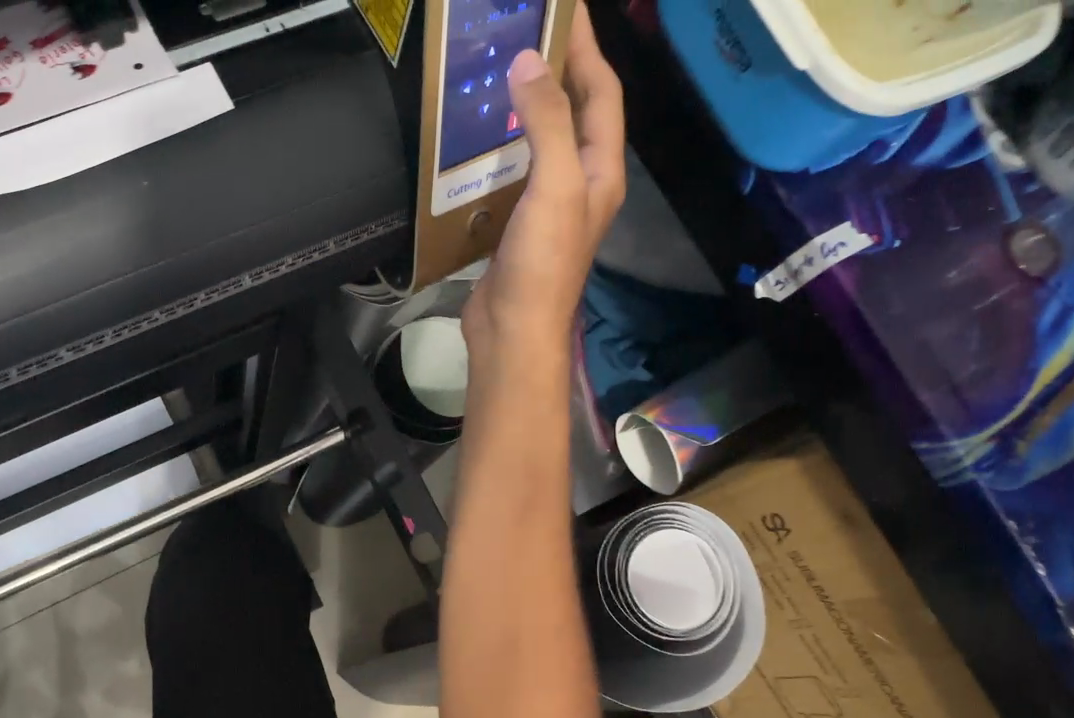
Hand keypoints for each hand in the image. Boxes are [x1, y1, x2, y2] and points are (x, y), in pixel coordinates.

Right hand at [462, 15, 625, 371]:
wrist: (513, 330)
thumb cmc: (542, 261)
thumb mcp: (554, 185)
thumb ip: (547, 123)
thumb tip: (529, 61)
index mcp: (601, 169)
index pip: (602, 93)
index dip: (587, 48)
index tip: (565, 9)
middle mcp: (579, 182)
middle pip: (574, 113)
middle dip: (556, 71)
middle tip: (523, 34)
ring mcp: (547, 205)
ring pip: (540, 141)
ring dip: (523, 108)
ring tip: (494, 74)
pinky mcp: (515, 224)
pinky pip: (511, 171)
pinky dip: (497, 147)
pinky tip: (472, 136)